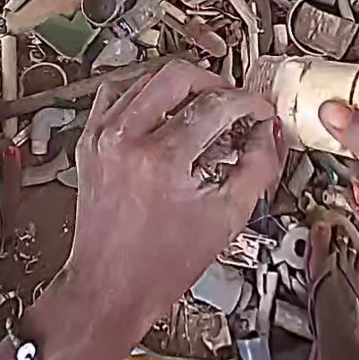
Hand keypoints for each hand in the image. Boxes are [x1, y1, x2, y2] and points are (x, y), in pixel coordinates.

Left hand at [44, 61, 283, 348]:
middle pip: (178, 74)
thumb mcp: (226, 217)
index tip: (259, 110)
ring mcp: (102, 135)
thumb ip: (257, 167)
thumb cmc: (161, 264)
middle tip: (232, 103)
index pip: (215, 105)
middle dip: (215, 83)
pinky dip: (144, 89)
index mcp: (161, 160)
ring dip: (181, 84)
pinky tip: (163, 105)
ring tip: (202, 107)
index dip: (248, 102)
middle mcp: (125, 138)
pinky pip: (116, 90)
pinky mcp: (90, 138)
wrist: (110, 285)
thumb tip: (268, 132)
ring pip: (146, 75)